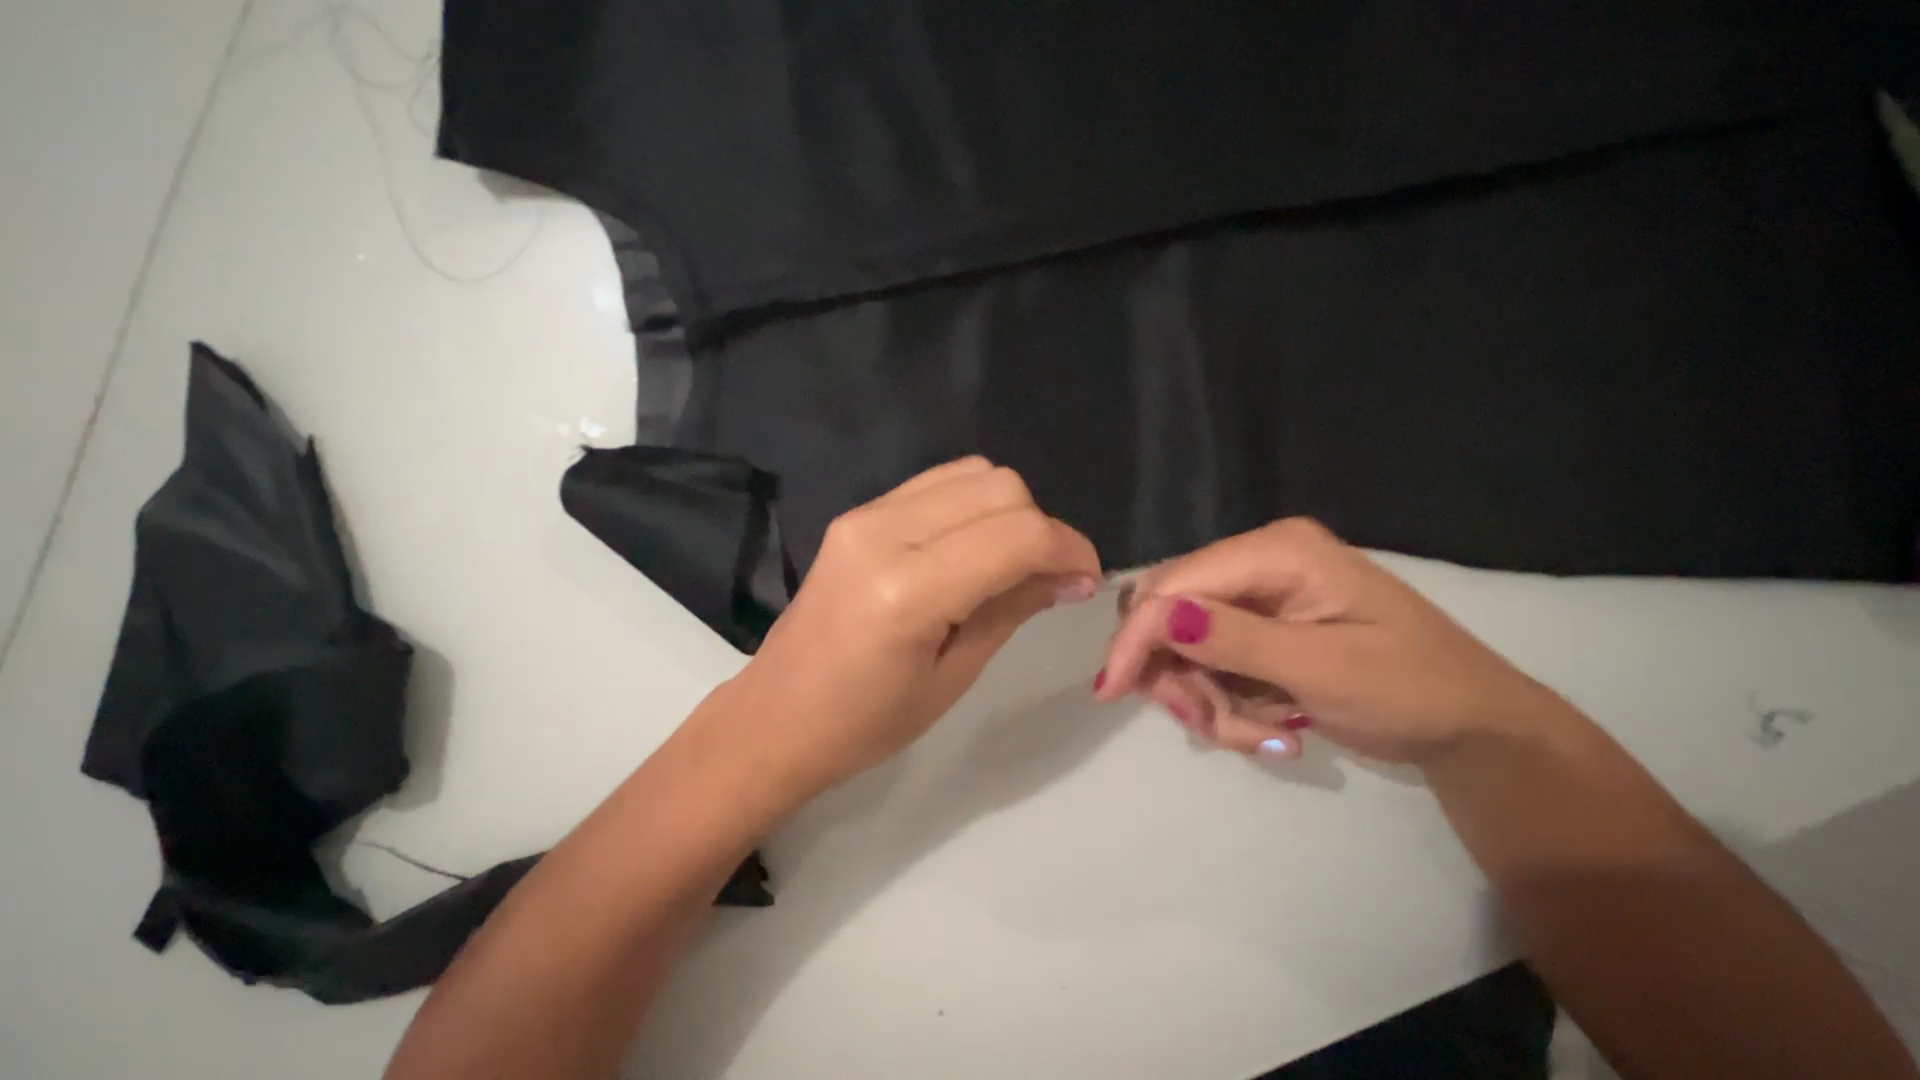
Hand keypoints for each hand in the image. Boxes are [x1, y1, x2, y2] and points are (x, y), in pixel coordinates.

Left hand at [719, 458, 1100, 799]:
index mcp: (908, 590)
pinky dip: (973, 505)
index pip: (1017, 535)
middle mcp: (883, 532)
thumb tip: (1073, 575)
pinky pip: (937, 483)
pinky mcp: (857, 513)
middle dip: (1042, 528)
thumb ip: (1013, 608)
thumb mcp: (953, 676)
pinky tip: (974, 550)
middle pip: (999, 487)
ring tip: (1012, 564)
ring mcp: (865, 515)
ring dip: (1009, 511)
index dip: (1069, 549)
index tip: (1087, 580)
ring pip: (972, 473)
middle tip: (1050, 579)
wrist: (776, 718)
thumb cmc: (865, 723)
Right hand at [1093, 518, 1565, 763]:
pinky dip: (1226, 705)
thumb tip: (1152, 614)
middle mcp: (1259, 564)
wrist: (1472, 727)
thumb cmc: (1411, 689)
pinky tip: (1270, 731)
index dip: (1138, 636)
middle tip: (1212, 725)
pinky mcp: (1263, 632)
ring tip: (1260, 737)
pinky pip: (1212, 667)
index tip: (1112, 692)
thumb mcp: (1323, 668)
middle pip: (1170, 613)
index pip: (1176, 585)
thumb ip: (1234, 639)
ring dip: (1207, 700)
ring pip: (1185, 648)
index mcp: (1277, 552)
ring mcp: (1260, 598)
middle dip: (1180, 676)